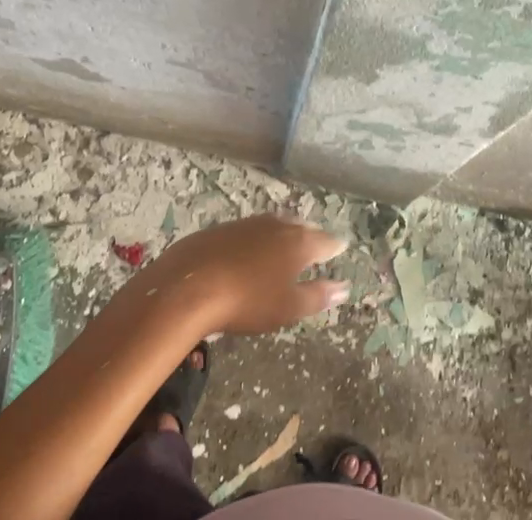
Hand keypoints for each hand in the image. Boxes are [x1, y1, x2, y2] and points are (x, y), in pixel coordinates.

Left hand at [147, 215, 350, 334]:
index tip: (340, 249)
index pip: (325, 242)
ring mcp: (246, 224)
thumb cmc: (247, 301)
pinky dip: (254, 240)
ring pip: (273, 226)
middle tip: (314, 247)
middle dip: (309, 237)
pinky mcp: (219, 229)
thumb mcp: (289, 307)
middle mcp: (276, 225)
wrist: (187, 287)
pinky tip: (247, 253)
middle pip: (300, 228)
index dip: (334, 248)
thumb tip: (344, 287)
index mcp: (299, 243)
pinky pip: (247, 232)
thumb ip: (318, 296)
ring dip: (281, 235)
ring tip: (283, 247)